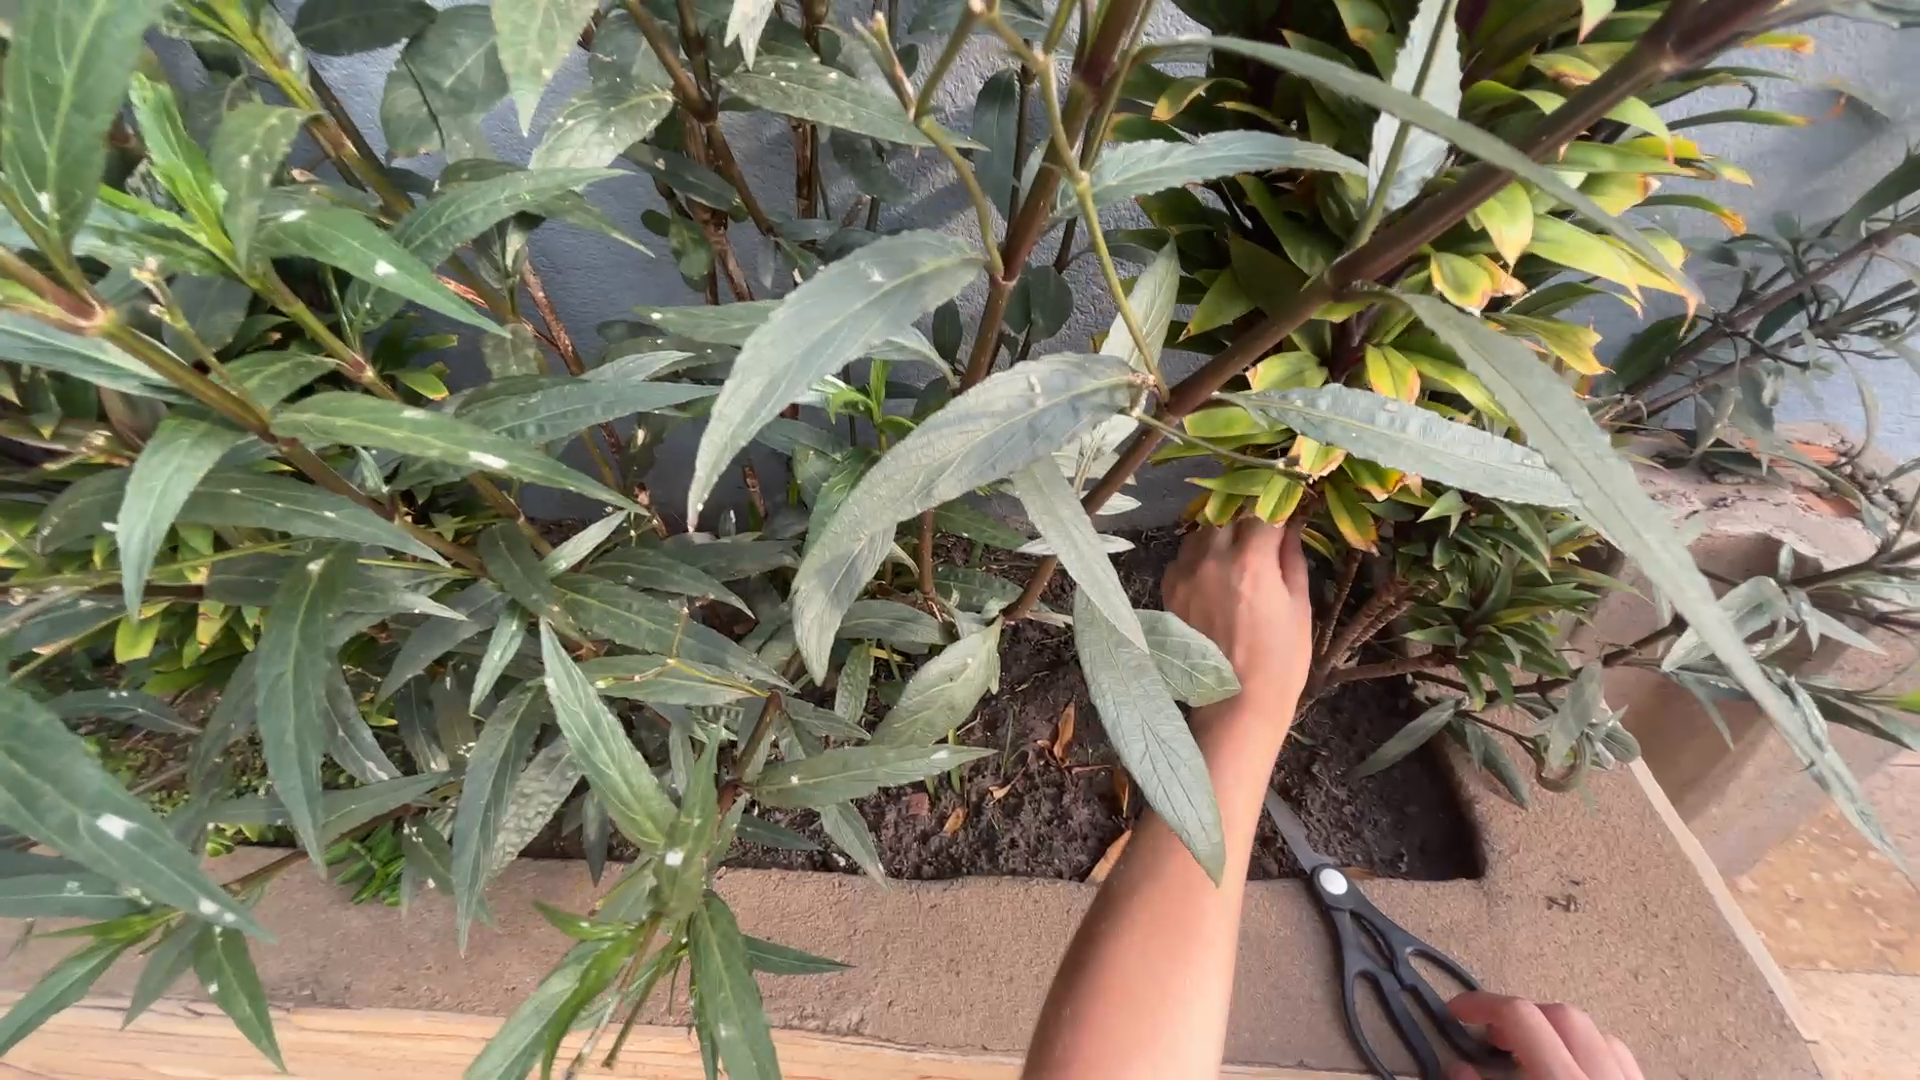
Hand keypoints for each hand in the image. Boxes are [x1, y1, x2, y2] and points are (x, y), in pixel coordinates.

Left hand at [1161, 519, 1312, 710]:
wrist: (1234, 701)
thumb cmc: (1279, 660)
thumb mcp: (1298, 607)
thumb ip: (1291, 559)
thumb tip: (1290, 526)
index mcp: (1250, 563)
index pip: (1263, 513)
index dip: (1277, 510)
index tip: (1285, 513)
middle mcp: (1211, 560)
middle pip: (1229, 517)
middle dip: (1247, 520)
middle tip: (1262, 534)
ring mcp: (1185, 574)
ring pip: (1201, 533)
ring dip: (1220, 534)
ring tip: (1236, 554)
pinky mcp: (1169, 589)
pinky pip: (1183, 556)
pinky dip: (1199, 556)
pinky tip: (1213, 573)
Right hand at [1446, 992, 1643, 1079]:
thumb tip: (1457, 1067)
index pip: (1522, 1016)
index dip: (1481, 1004)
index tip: (1456, 1011)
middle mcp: (1604, 1078)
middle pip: (1564, 1016)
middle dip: (1523, 1016)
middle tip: (1496, 1037)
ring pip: (1602, 1037)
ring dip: (1561, 1034)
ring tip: (1535, 1054)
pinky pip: (1625, 1064)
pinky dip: (1595, 1057)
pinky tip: (1575, 1073)